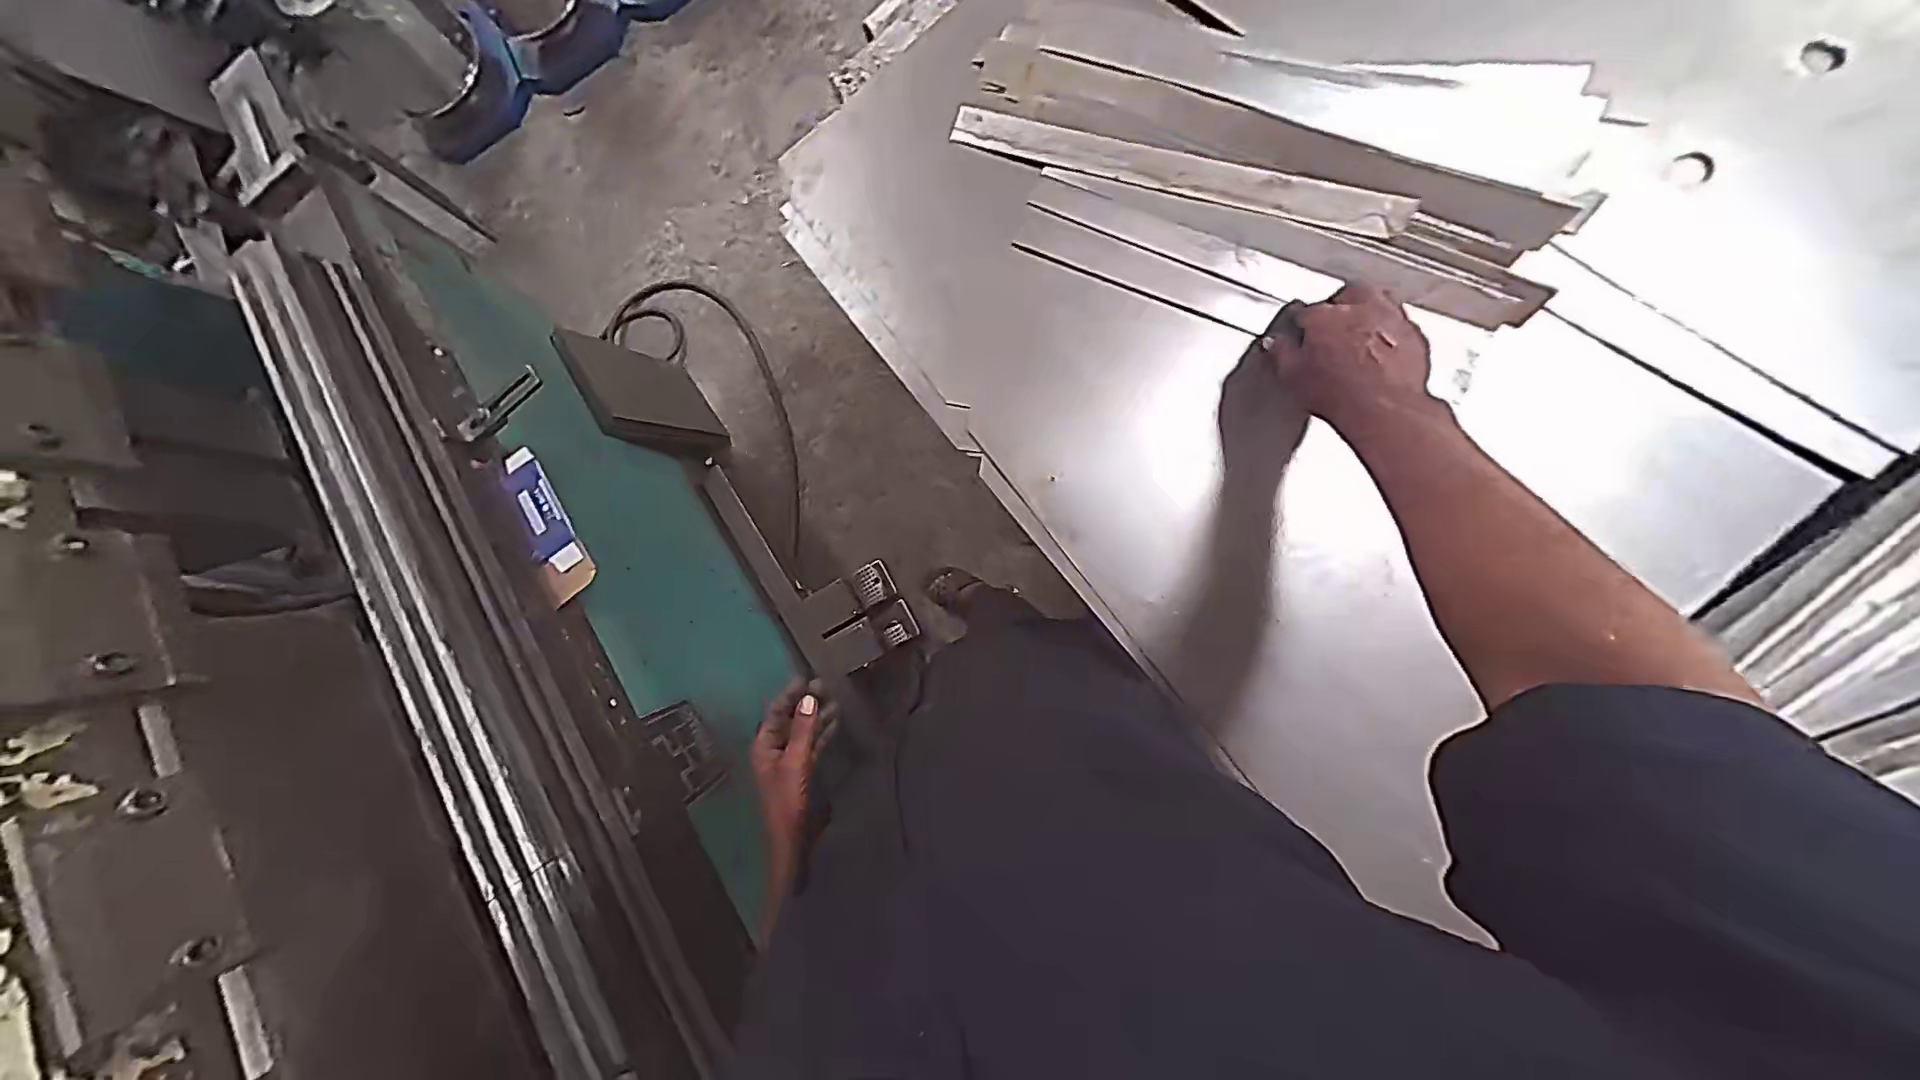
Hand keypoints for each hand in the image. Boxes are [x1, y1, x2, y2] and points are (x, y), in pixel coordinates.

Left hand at [751, 678, 832, 870]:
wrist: (792, 842)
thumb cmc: (788, 802)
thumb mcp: (796, 763)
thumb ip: (804, 730)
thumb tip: (809, 698)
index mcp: (764, 746)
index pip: (776, 712)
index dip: (791, 694)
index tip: (808, 678)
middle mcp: (774, 749)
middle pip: (791, 719)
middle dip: (807, 703)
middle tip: (827, 685)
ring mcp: (789, 760)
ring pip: (804, 731)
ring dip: (818, 716)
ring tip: (836, 699)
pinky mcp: (803, 771)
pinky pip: (813, 744)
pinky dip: (823, 733)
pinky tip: (836, 722)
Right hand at [1264, 284, 1437, 431]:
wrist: (1382, 408)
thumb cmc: (1339, 392)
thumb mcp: (1292, 376)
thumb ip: (1281, 353)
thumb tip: (1276, 343)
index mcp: (1324, 316)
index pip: (1305, 311)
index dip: (1300, 324)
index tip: (1299, 334)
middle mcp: (1360, 308)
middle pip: (1348, 294)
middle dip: (1340, 307)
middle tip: (1332, 326)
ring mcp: (1391, 318)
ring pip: (1378, 303)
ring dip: (1367, 316)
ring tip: (1357, 340)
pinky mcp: (1414, 335)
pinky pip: (1398, 327)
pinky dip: (1388, 336)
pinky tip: (1380, 354)